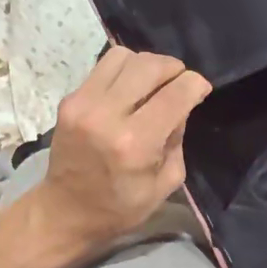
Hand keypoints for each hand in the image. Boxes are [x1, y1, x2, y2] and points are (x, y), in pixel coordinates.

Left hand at [24, 46, 211, 258]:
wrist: (65, 211)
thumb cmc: (120, 206)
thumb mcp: (165, 183)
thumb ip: (178, 138)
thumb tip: (182, 103)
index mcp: (135, 144)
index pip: (176, 93)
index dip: (196, 84)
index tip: (201, 89)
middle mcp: (107, 116)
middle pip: (149, 65)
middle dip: (173, 68)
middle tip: (179, 82)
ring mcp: (83, 104)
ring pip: (124, 56)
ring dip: (146, 64)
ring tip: (152, 82)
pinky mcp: (69, 100)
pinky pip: (103, 67)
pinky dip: (123, 71)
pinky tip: (129, 89)